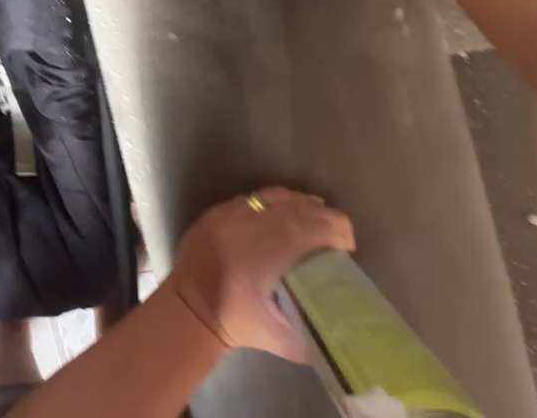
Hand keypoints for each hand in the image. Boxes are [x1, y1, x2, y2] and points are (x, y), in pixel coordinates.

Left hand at [164, 187, 355, 360]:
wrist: (188, 308)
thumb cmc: (235, 323)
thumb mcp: (280, 339)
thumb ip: (312, 336)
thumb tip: (342, 333)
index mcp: (263, 256)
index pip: (307, 228)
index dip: (333, 229)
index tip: (348, 243)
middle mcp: (246, 227)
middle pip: (293, 208)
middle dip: (322, 215)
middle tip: (339, 230)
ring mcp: (229, 215)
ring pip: (272, 197)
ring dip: (300, 203)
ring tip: (319, 213)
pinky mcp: (217, 211)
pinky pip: (252, 197)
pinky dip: (274, 200)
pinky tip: (286, 208)